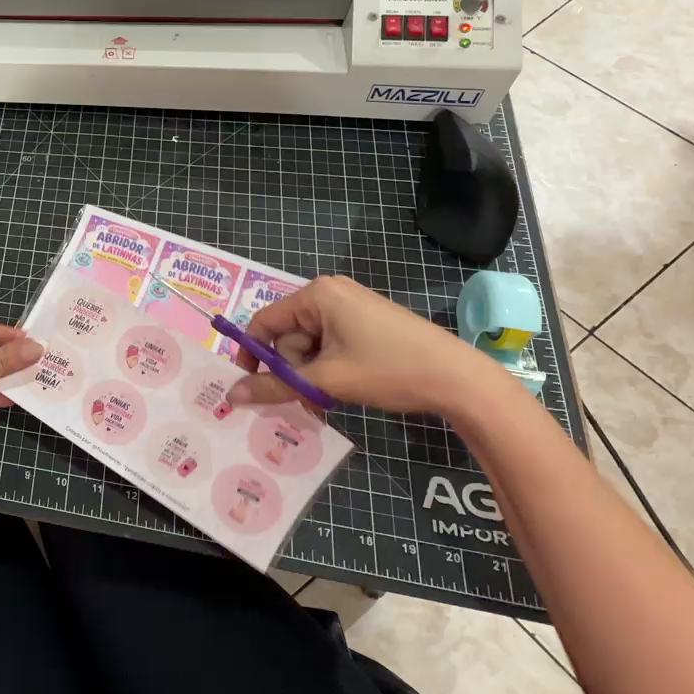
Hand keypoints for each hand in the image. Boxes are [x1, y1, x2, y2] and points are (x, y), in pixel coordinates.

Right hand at [227, 276, 506, 415]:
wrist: (460, 380)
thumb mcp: (327, 381)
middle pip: (288, 335)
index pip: (264, 321)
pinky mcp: (367, 324)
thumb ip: (276, 387)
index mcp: (317, 295)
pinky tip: (340, 391)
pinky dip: (329, 369)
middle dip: (292, 369)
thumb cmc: (389, 370)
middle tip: (306, 398)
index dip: (253, 354)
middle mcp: (330, 293)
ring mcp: (351, 307)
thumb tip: (232, 396)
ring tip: (328, 399)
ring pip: (310, 345)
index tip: (251, 385)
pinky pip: (331, 345)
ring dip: (311, 374)